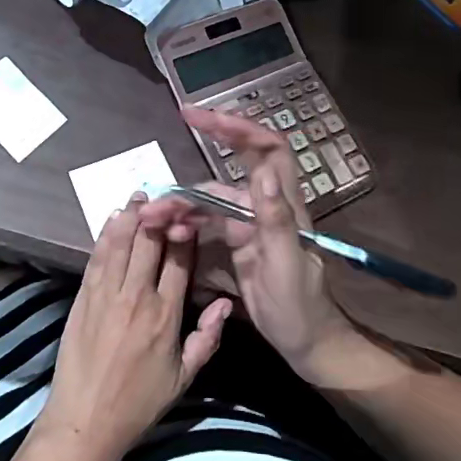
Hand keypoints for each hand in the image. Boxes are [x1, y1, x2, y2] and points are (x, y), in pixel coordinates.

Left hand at [34, 195, 231, 460]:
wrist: (86, 418)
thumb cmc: (138, 402)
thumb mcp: (183, 377)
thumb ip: (207, 338)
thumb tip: (226, 303)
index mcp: (166, 314)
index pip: (179, 261)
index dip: (185, 233)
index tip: (190, 214)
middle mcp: (137, 297)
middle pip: (149, 243)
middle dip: (158, 215)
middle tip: (164, 196)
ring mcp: (107, 294)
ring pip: (121, 243)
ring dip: (130, 216)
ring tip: (138, 196)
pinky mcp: (84, 296)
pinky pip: (97, 257)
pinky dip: (105, 235)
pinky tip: (112, 218)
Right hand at [140, 108, 361, 385]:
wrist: (307, 344)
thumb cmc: (302, 306)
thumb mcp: (288, 265)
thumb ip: (276, 219)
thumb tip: (262, 173)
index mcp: (283, 204)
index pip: (266, 148)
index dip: (236, 126)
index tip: (199, 116)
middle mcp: (265, 205)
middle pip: (224, 175)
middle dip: (186, 185)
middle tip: (155, 198)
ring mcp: (249, 224)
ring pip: (208, 202)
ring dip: (180, 208)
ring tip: (152, 223)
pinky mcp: (236, 243)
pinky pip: (205, 224)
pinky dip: (185, 225)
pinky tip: (170, 236)